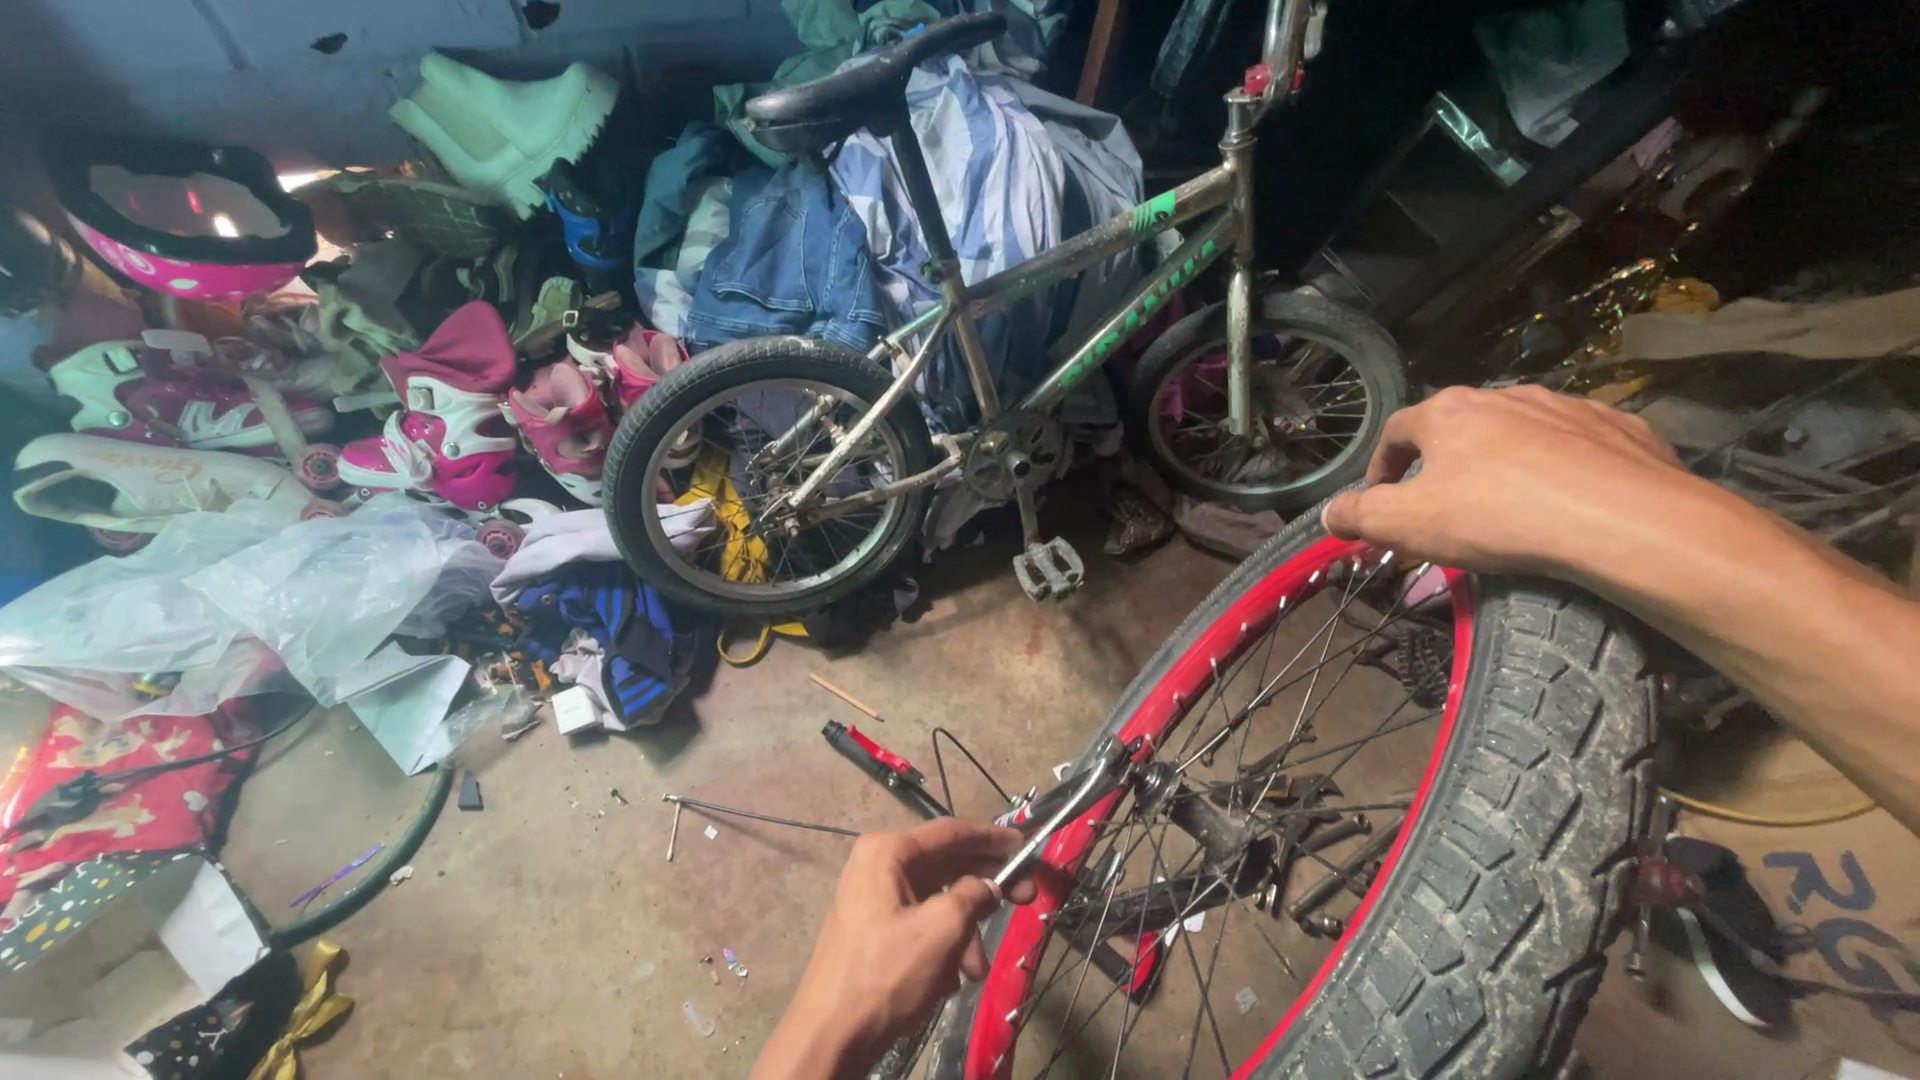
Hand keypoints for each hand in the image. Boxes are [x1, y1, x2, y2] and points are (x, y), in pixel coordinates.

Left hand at [753, 818, 1034, 1078]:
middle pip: (946, 866)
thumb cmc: (886, 972)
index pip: (950, 832)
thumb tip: (990, 884)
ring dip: (964, 933)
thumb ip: (974, 896)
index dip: (991, 837)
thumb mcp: (942, 929)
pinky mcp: (874, 930)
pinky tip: (950, 978)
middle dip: (984, 891)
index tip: (1025, 844)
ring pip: (937, 901)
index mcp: (887, 852)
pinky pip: (921, 923)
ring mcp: (874, 898)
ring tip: (976, 970)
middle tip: (1026, 899)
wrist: (830, 1035)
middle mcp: (878, 865)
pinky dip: (943, 946)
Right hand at [1321, 385, 1685, 576]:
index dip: (1380, 466)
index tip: (1380, 499)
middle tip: (1439, 505)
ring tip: (1502, 503)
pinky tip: (1563, 500)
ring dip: (1499, 462)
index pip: (1395, 431)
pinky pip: (1574, 446)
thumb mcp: (1403, 523)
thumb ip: (1356, 515)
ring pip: (1516, 433)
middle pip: (1456, 428)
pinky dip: (1558, 468)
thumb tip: (1330, 513)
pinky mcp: (1622, 429)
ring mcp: (1568, 407)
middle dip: (1439, 464)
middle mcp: (1505, 395)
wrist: (1627, 523)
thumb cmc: (1496, 517)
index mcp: (1449, 411)